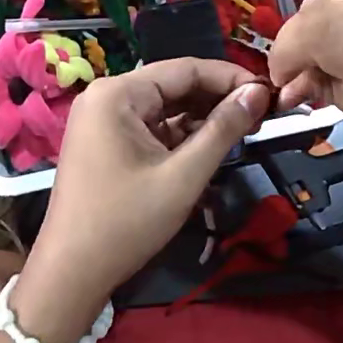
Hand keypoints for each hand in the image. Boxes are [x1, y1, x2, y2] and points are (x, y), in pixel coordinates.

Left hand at [17, 59, 271, 337]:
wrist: (72, 273)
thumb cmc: (127, 222)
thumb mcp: (184, 175)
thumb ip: (223, 129)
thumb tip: (259, 92)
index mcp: (118, 94)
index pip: (186, 69)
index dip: (231, 78)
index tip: (270, 94)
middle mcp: (107, 96)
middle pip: (175, 85)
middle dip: (218, 98)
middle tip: (262, 115)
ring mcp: (104, 120)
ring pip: (166, 106)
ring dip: (203, 117)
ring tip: (245, 129)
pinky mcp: (108, 142)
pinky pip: (153, 126)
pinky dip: (182, 134)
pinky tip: (213, 144)